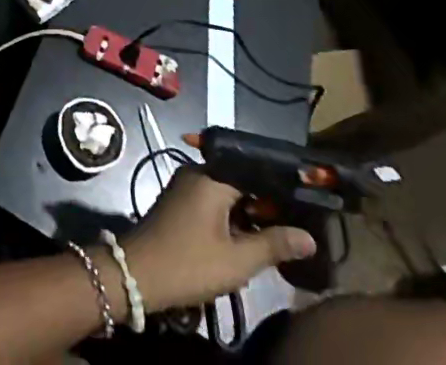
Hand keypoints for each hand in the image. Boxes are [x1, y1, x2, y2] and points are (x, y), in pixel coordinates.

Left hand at [119, 169, 315, 312]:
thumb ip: (274, 245)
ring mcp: (186, 186)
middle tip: (294, 224)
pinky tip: (248, 237)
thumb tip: (310, 238)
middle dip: (266, 202)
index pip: (255, 170)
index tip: (305, 202)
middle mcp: (198, 173)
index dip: (281, 187)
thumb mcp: (236, 260)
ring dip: (249, 212)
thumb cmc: (188, 264)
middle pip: (241, 180)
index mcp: (212, 177)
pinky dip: (231, 216)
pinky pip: (213, 200)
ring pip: (227, 192)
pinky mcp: (179, 202)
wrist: (135, 275)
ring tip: (277, 234)